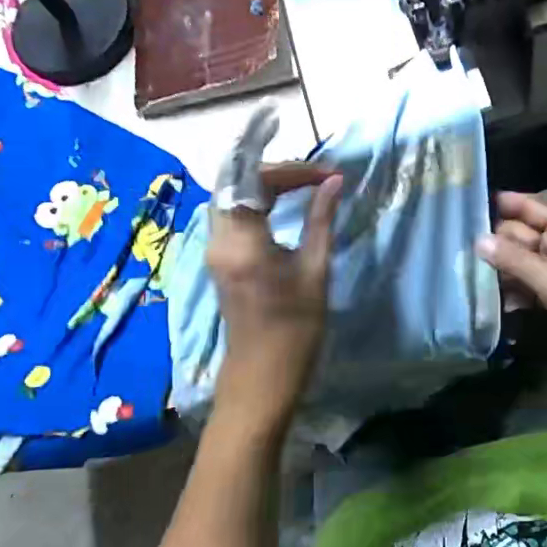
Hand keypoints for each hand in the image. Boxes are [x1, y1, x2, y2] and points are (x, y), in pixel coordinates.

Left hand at [207, 163, 343, 418]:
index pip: (255, 180)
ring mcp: (214, 250)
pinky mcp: (218, 260)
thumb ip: (321, 220)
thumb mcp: (315, 272)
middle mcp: (218, 240)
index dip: (293, 169)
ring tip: (300, 183)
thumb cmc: (296, 330)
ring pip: (231, 195)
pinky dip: (255, 200)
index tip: (328, 175)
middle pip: (235, 181)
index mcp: (242, 242)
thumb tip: (333, 182)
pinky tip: (280, 204)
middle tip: (312, 175)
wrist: (263, 378)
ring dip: (263, 183)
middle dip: (274, 170)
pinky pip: (231, 214)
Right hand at [477, 191, 546, 391]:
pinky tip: (498, 301)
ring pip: (524, 259)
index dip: (503, 203)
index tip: (467, 203)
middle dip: (497, 244)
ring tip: (472, 278)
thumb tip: (478, 240)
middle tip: (461, 254)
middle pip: (523, 234)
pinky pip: (531, 280)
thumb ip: (515, 262)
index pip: (532, 207)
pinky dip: (517, 288)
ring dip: (503, 270)